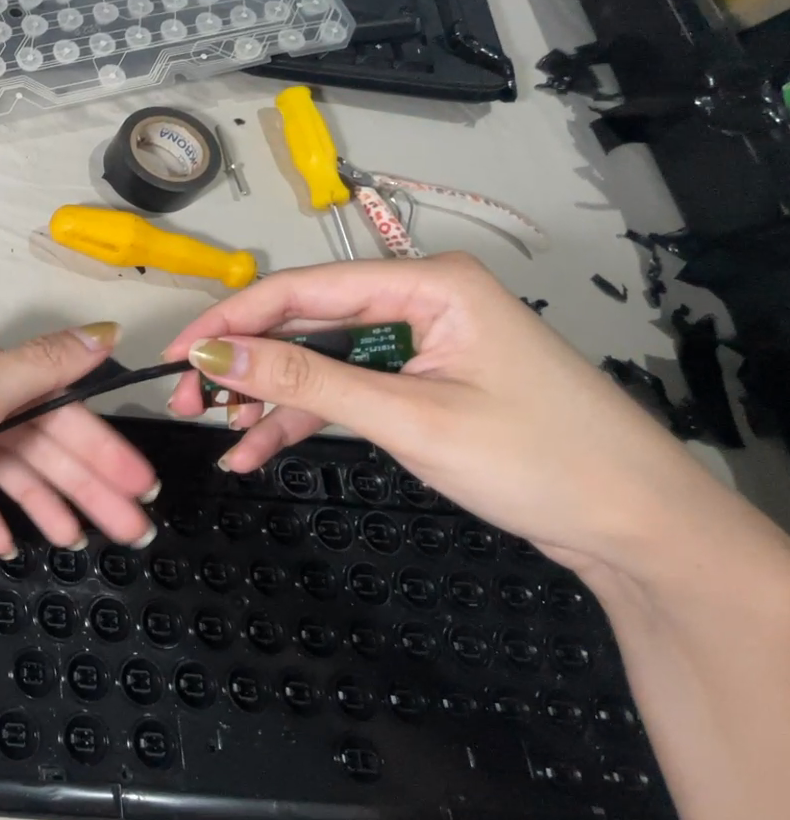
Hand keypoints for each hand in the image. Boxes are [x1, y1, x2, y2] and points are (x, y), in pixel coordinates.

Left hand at [0, 323, 162, 572]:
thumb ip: (37, 370)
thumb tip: (98, 332)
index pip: (48, 399)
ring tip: (78, 540)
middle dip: (78, 480)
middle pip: (27, 432)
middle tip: (127, 527)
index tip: (137, 486)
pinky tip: (9, 541)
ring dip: (40, 500)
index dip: (96, 444)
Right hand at [161, 252, 704, 574]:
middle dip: (241, 365)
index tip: (175, 355)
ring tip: (213, 429)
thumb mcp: (408, 418)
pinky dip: (295, 421)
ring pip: (310, 362)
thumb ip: (303, 379)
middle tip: (185, 399)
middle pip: (299, 325)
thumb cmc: (541, 460)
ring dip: (262, 398)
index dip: (229, 321)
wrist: (643, 534)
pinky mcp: (412, 384)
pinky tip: (253, 450)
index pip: (299, 290)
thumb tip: (214, 354)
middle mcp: (414, 303)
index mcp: (425, 285)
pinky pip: (336, 393)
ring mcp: (412, 345)